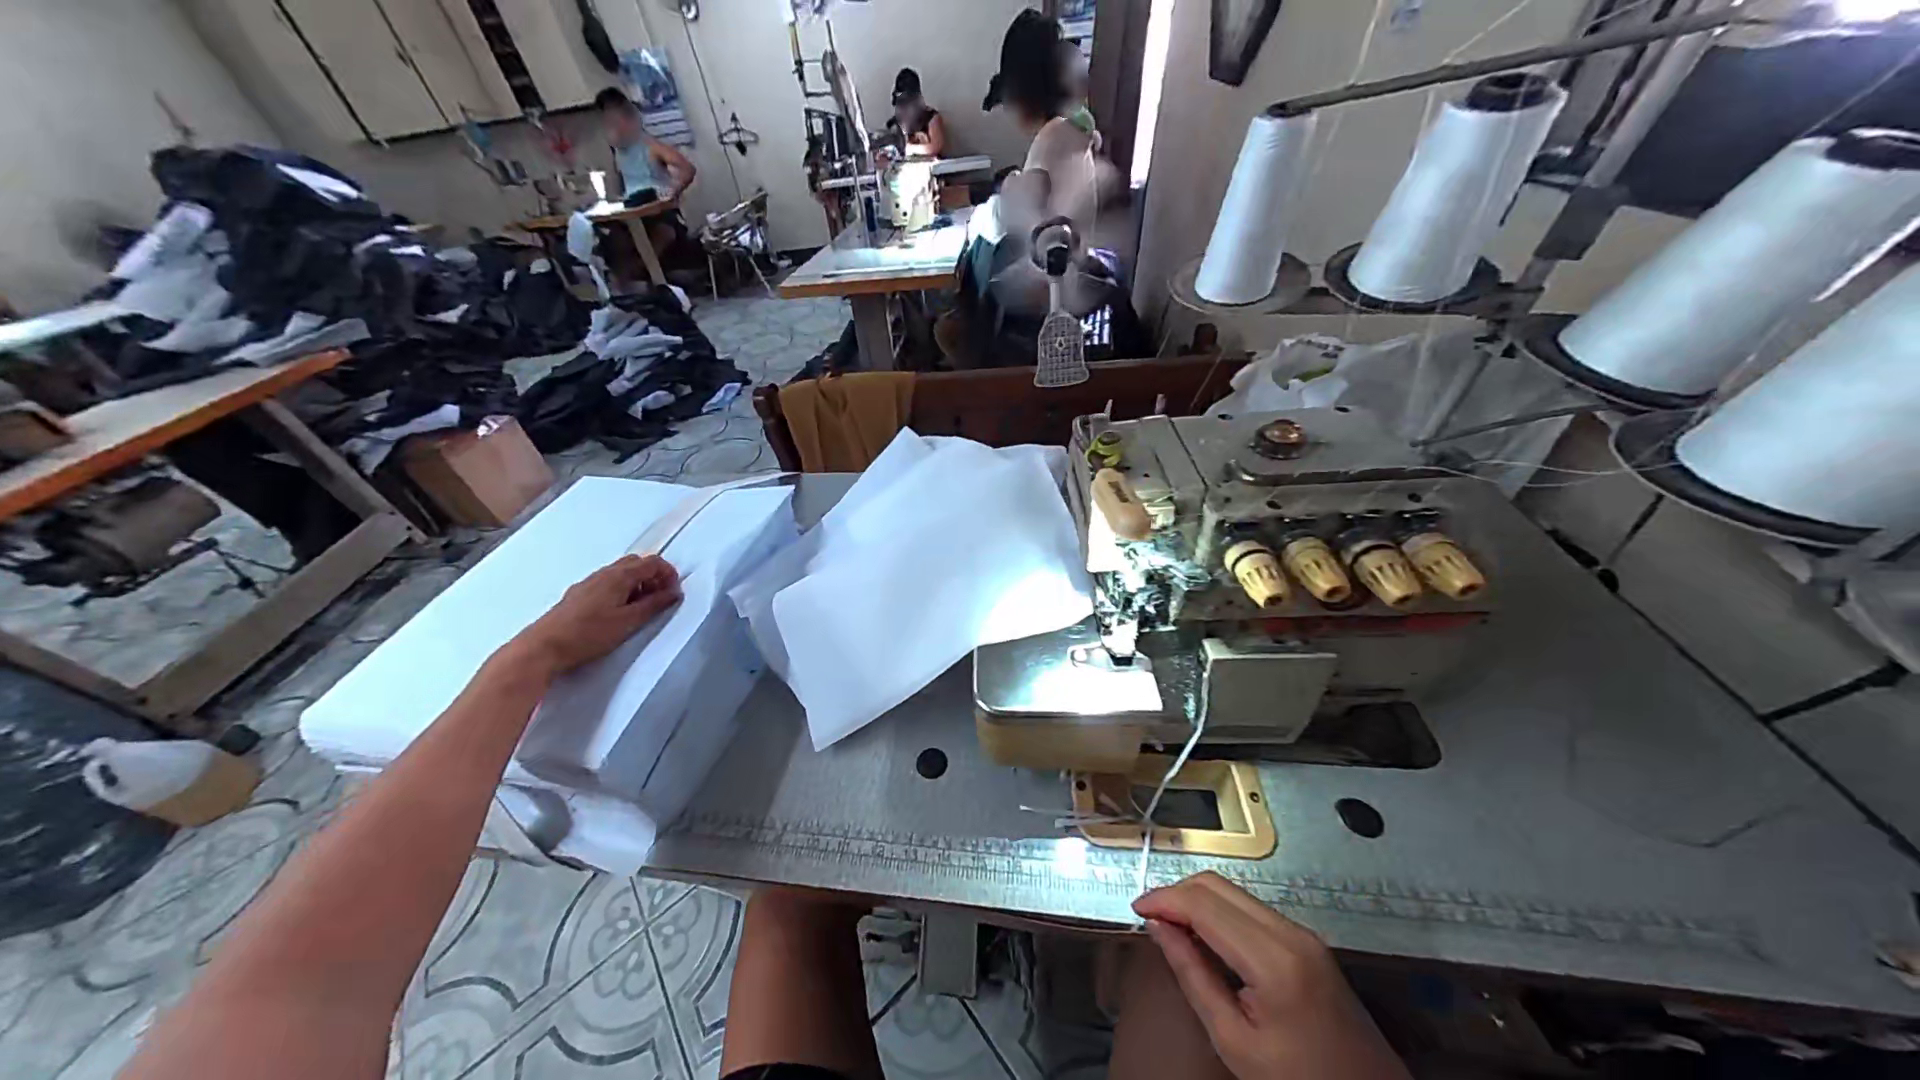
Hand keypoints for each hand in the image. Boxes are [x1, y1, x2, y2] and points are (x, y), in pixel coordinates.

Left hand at [499, 555, 680, 678]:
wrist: (543, 647)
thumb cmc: (588, 634)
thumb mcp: (629, 622)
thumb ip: (654, 605)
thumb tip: (674, 592)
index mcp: (619, 576)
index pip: (652, 562)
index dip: (668, 574)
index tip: (674, 592)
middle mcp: (603, 574)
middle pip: (636, 563)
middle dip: (654, 577)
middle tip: (660, 598)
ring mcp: (588, 583)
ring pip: (620, 573)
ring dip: (637, 584)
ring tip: (641, 608)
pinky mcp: (578, 595)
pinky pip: (607, 583)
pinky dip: (621, 590)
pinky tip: (619, 612)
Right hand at [1134, 872, 1410, 1079]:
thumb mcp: (1234, 1040)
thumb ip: (1193, 975)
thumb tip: (1158, 927)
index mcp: (1273, 959)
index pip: (1203, 904)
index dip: (1163, 899)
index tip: (1135, 910)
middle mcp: (1290, 932)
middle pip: (1217, 885)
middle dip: (1176, 893)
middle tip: (1148, 917)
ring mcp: (1302, 933)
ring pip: (1233, 890)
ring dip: (1195, 899)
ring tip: (1169, 925)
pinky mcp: (1306, 940)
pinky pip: (1250, 907)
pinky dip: (1217, 909)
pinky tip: (1202, 932)